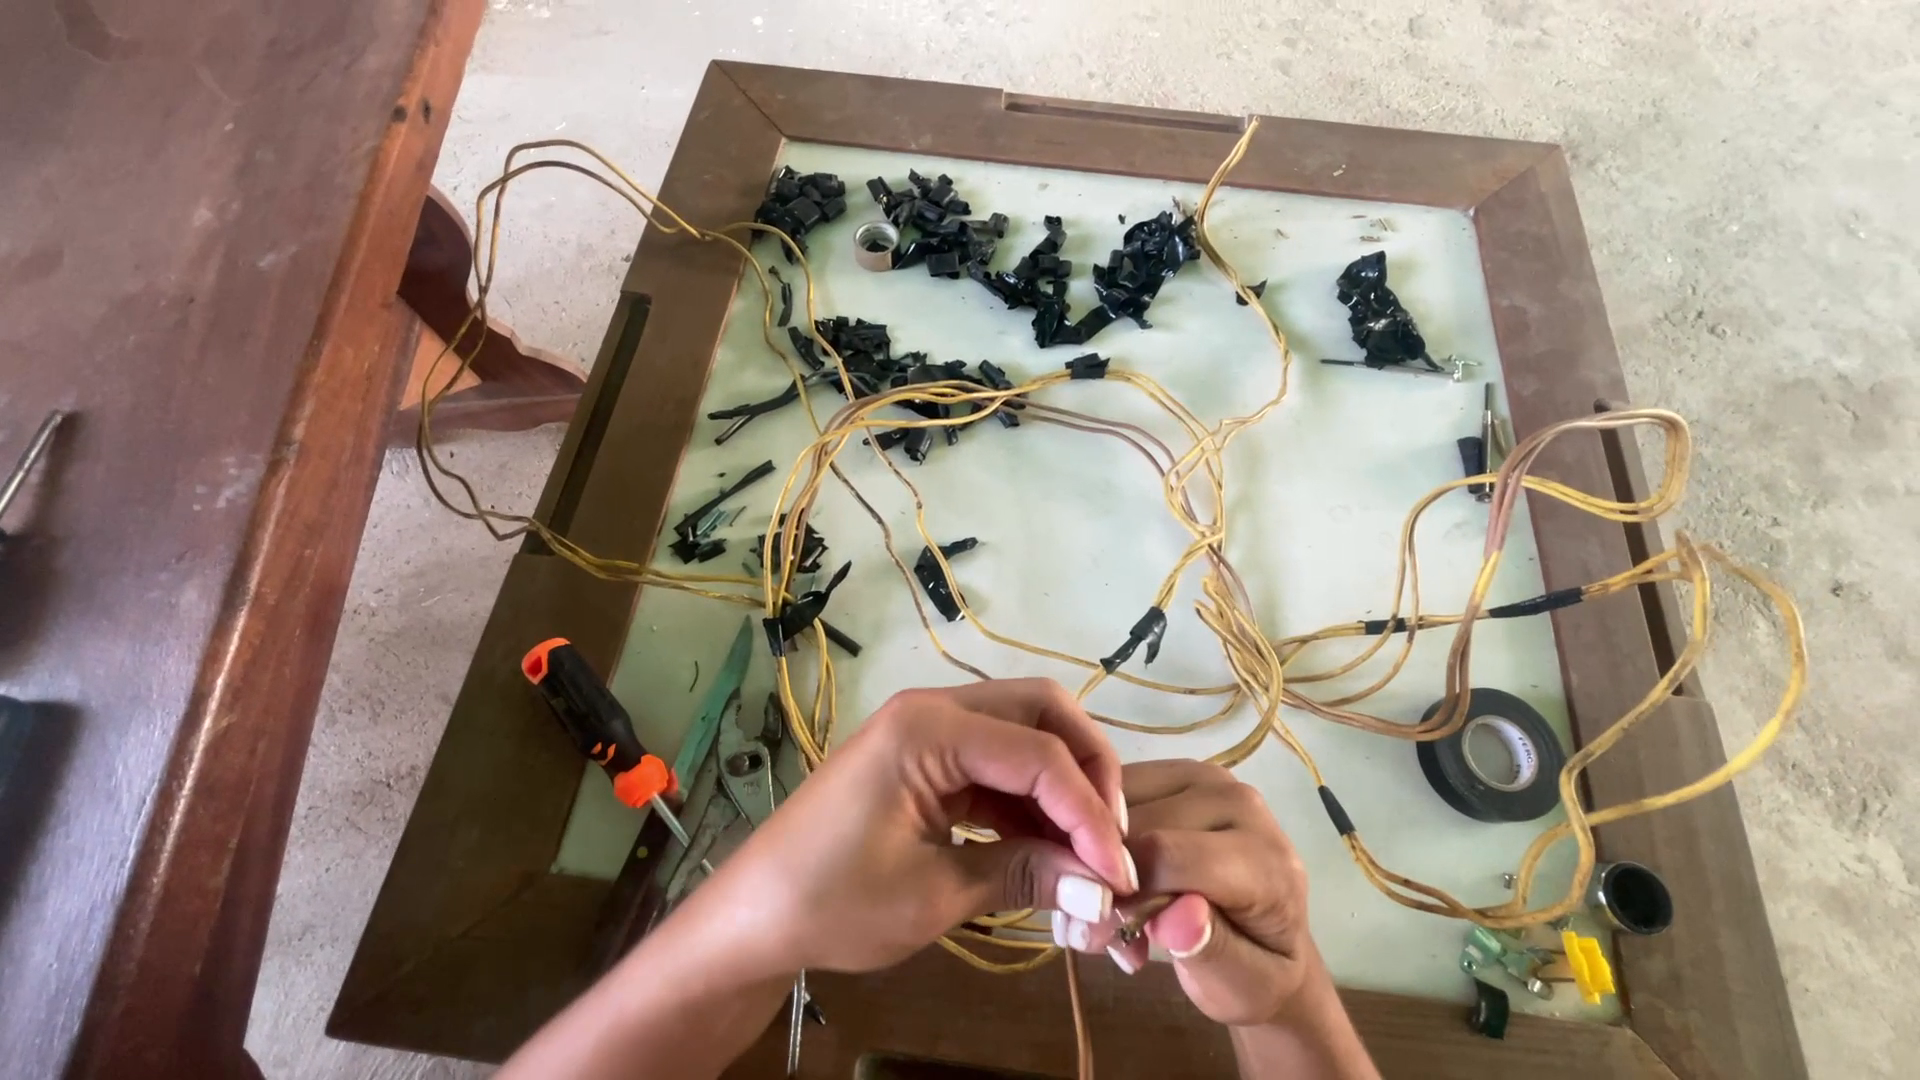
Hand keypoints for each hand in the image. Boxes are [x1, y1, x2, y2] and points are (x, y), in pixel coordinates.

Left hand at [681, 678, 1135, 979]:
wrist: (753, 916)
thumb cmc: (832, 903)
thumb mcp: (934, 895)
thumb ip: (1025, 874)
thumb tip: (1105, 885)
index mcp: (927, 727)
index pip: (1038, 753)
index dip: (1089, 810)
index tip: (1119, 871)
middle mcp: (933, 708)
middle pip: (1041, 711)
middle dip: (1087, 768)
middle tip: (1111, 835)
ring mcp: (929, 729)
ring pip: (1023, 731)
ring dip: (1062, 783)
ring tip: (1087, 849)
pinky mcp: (927, 757)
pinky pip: (996, 761)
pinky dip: (1029, 798)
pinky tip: (1048, 845)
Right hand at [1097, 760, 1320, 1026]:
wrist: (1268, 938)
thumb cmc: (1254, 971)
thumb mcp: (1241, 988)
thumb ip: (1211, 954)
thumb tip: (1178, 917)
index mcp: (1264, 857)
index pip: (1168, 856)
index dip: (1126, 893)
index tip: (1112, 932)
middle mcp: (1236, 800)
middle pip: (1135, 826)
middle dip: (1106, 875)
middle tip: (1104, 926)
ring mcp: (1203, 776)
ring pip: (1114, 801)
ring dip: (1096, 852)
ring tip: (1111, 901)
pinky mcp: (1174, 769)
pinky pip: (1112, 790)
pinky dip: (1099, 831)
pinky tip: (1113, 870)